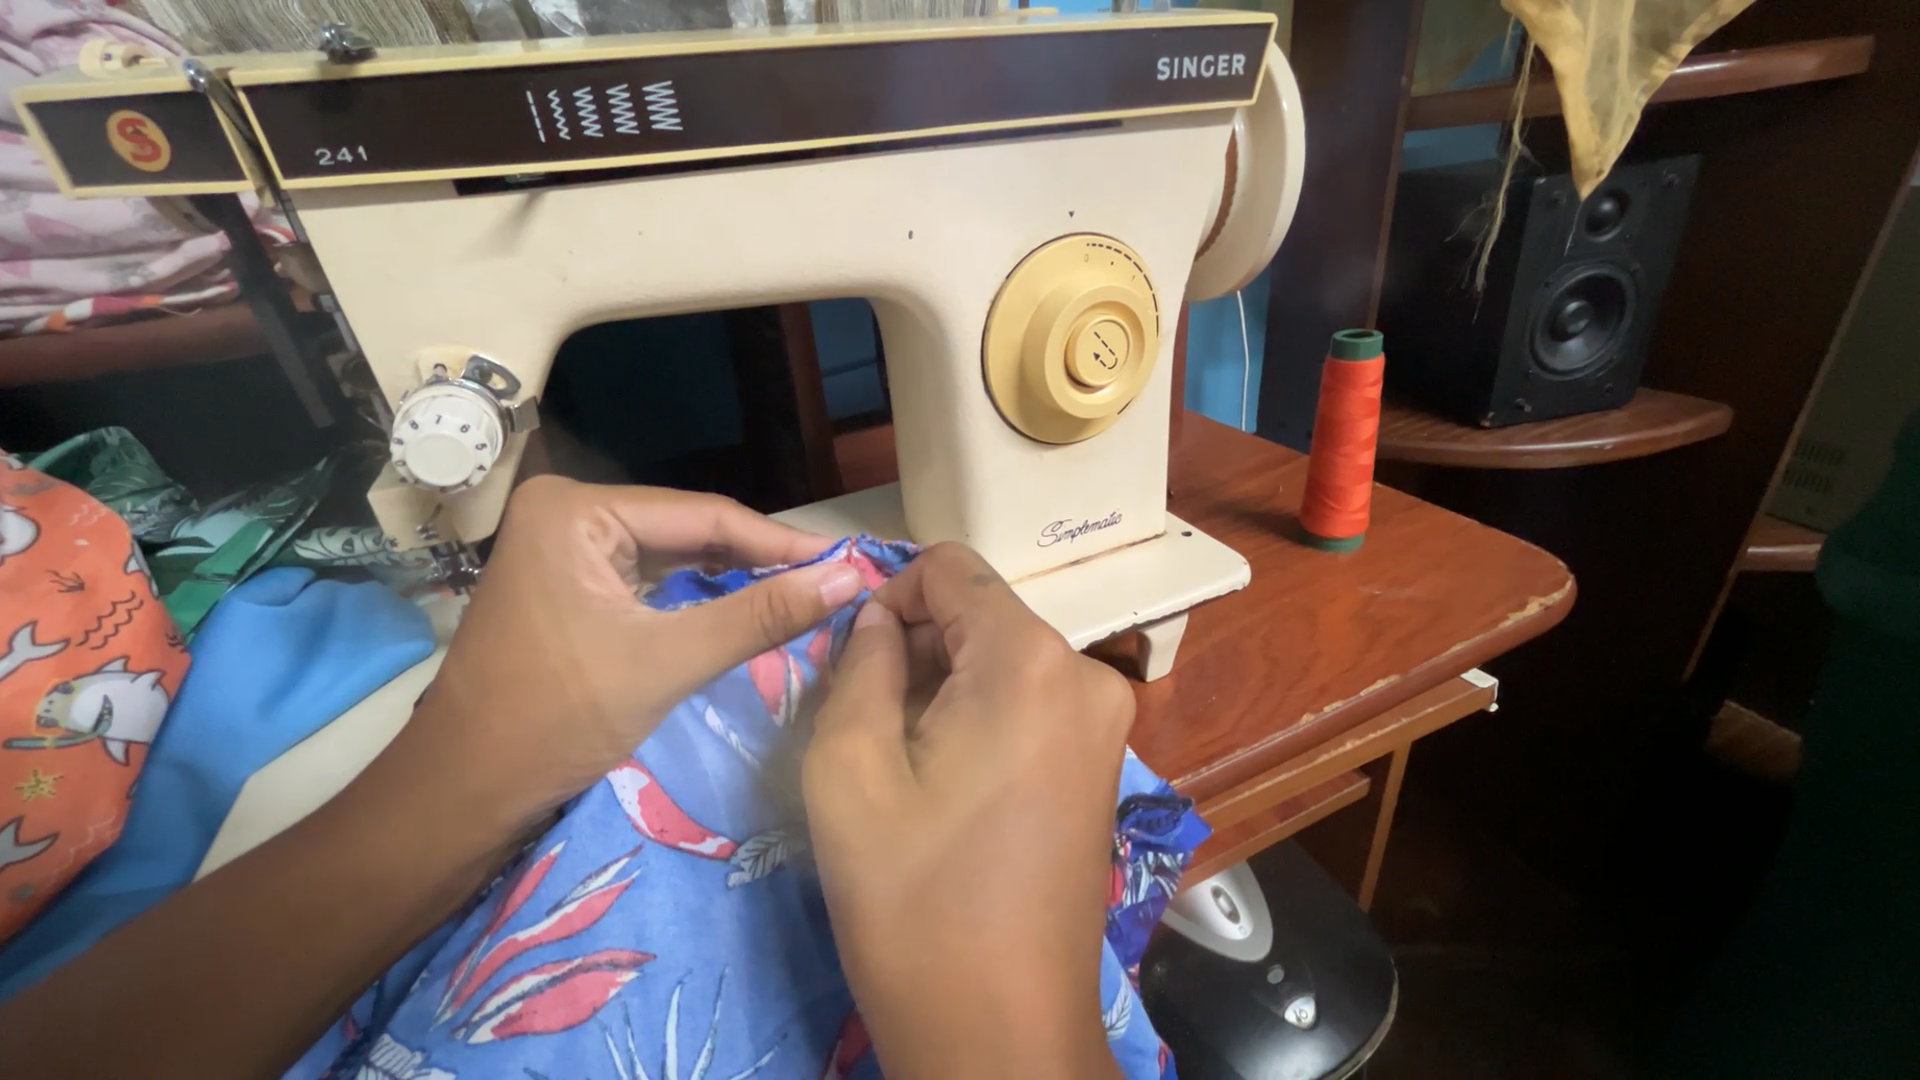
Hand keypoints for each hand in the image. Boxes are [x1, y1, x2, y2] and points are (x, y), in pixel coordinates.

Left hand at [401, 477, 864, 832]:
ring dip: (736, 575)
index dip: (781, 543)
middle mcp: (568, 510)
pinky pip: (653, 575)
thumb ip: (761, 615)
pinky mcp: (570, 580)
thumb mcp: (668, 661)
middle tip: (832, 579)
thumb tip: (848, 578)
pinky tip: (746, 602)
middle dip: (760, 559)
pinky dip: (700, 593)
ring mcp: (565, 545)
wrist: (462, 793)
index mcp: (577, 510)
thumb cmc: (556, 719)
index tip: (847, 561)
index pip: (705, 515)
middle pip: (690, 529)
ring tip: (803, 588)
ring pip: (675, 553)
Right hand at [803, 543, 1132, 1079]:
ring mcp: (1106, 720)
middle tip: (866, 717)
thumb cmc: (913, 899)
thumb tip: (877, 617)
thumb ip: (858, 663)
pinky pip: (1031, 699)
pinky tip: (946, 775)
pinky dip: (981, 711)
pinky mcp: (1104, 761)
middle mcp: (1085, 672)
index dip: (891, 595)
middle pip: (980, 613)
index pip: (951, 568)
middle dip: (915, 645)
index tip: (852, 657)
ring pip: (1003, 657)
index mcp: (1029, 660)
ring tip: (902, 757)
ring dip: (943, 682)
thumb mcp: (849, 767)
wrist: (1002, 1032)